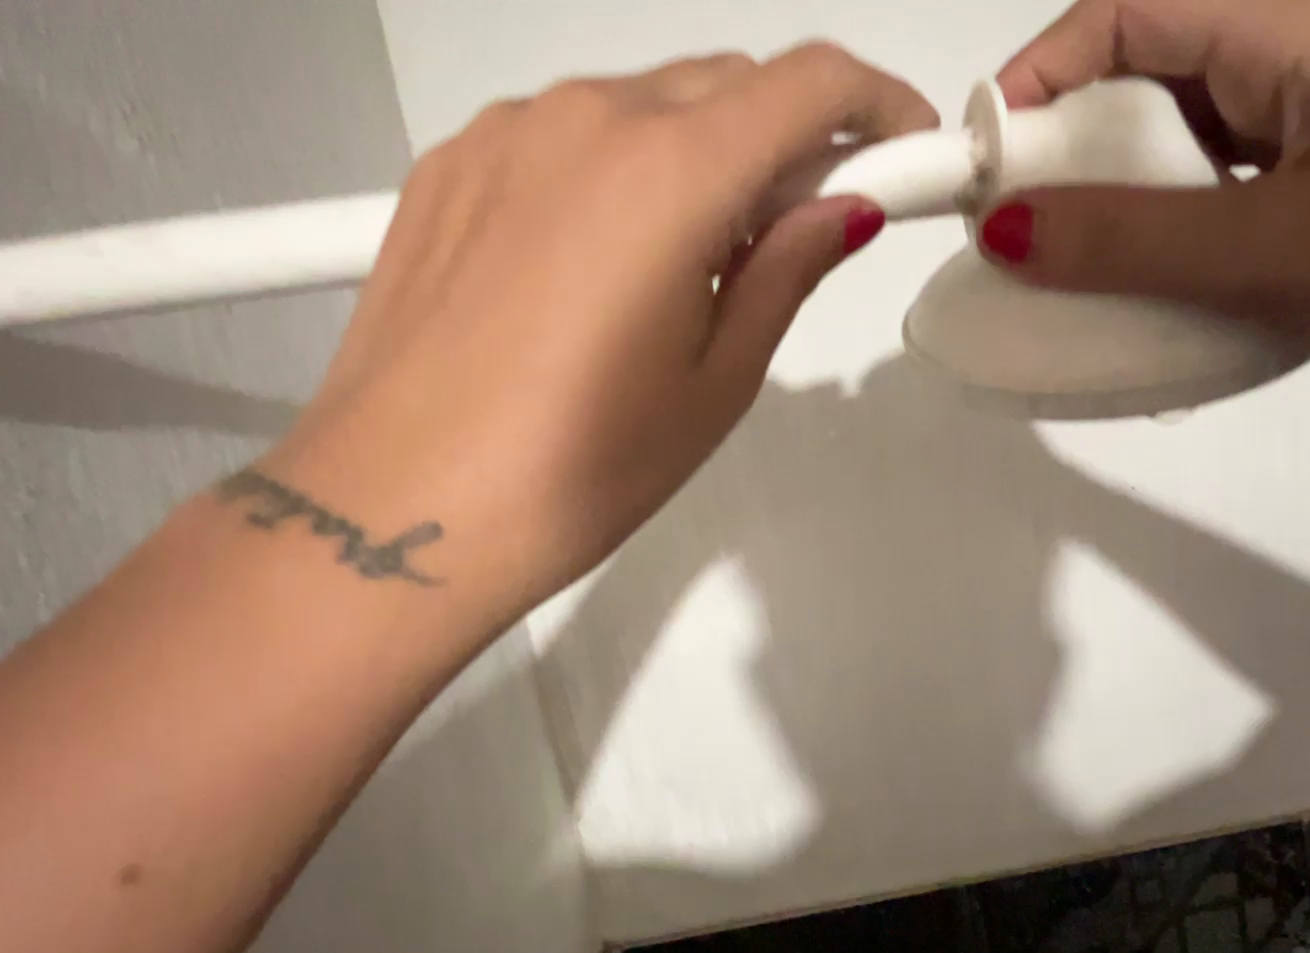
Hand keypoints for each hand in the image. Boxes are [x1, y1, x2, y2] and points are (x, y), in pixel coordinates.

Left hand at [267, 45, 936, 613]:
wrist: (402, 510)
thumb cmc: (576, 471)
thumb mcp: (716, 384)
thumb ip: (785, 273)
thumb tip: (842, 208)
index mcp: (667, 175)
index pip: (809, 85)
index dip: (880, 105)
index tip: (907, 148)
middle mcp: (584, 121)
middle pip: (728, 85)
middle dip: (790, 139)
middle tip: (805, 227)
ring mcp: (506, 135)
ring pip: (646, 107)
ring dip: (703, 156)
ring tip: (698, 265)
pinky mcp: (452, 167)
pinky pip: (569, 137)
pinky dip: (622, 171)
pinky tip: (610, 262)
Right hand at [983, 0, 1309, 452]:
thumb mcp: (1276, 244)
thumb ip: (1130, 241)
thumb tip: (1001, 230)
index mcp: (1299, 27)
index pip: (1132, 9)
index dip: (1042, 68)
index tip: (983, 153)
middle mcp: (1309, 63)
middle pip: (1152, 74)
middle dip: (1068, 140)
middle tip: (1013, 220)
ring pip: (1188, 144)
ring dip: (1119, 195)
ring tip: (1063, 260)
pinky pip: (1225, 200)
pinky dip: (1171, 237)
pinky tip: (1147, 290)